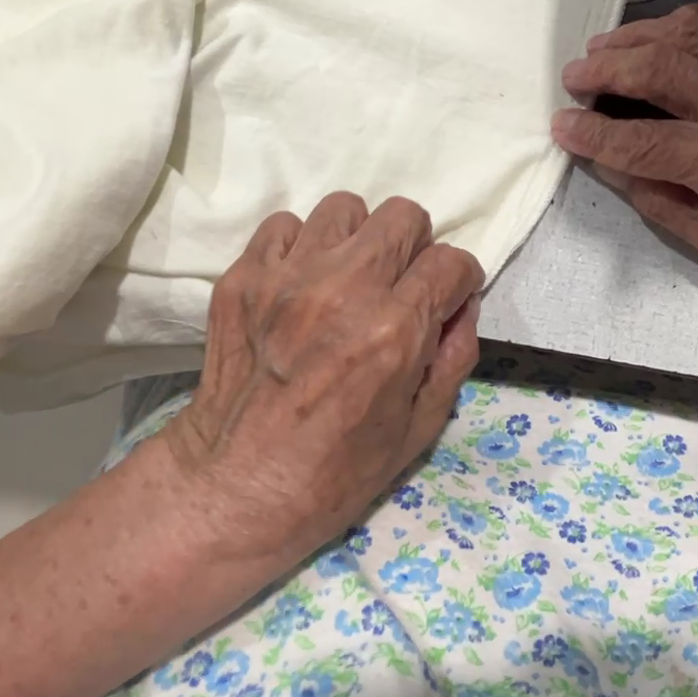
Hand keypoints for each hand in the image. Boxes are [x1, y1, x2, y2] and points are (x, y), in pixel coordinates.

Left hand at [162, 193, 483, 563]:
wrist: (236, 488)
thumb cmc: (337, 472)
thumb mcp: (421, 429)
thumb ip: (455, 356)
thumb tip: (462, 303)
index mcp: (393, 331)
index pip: (450, 262)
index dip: (458, 282)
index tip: (446, 299)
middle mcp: (342, 289)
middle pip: (403, 216)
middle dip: (415, 248)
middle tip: (400, 285)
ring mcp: (286, 278)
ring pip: (345, 208)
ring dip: (358, 240)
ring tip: (347, 279)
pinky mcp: (242, 277)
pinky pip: (284, 225)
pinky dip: (301, 248)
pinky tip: (299, 285)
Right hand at [552, 4, 697, 309]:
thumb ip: (668, 205)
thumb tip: (617, 170)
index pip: (641, 142)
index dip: (592, 136)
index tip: (561, 128)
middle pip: (657, 70)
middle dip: (603, 71)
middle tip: (573, 79)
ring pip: (690, 35)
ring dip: (637, 38)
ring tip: (604, 50)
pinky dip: (690, 22)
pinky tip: (666, 33)